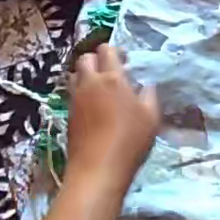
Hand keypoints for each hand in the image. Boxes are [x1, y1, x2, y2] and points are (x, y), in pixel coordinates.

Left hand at [66, 44, 159, 193]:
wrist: (97, 170)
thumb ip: (150, 95)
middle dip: (97, 59)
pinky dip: (81, 91)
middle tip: (111, 72)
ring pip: (74, 74)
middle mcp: (90, 83)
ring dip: (85, 74)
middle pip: (85, 58)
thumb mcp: (151, 117)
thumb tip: (146, 85)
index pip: (107, 50)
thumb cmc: (129, 141)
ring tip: (99, 88)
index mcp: (112, 78)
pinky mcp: (68, 114)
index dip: (116, 51)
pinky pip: (72, 92)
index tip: (126, 62)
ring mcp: (76, 98)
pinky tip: (93, 106)